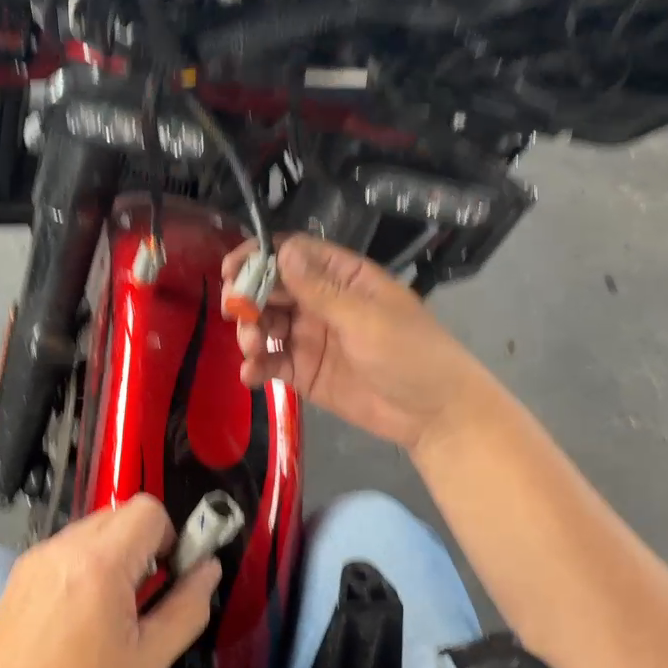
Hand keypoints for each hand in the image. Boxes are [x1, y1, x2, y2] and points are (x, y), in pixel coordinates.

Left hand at [0, 496, 220, 667]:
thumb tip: (209, 568)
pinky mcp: (22, 569)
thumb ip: (188, 607)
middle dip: (143, 545)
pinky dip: (85, 564)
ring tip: (109, 611)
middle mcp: (65, 547)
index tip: (168, 576)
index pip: (148, 510)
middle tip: (142, 598)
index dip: (169, 537)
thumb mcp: (150, 659)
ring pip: (93, 528)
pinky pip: (67, 547)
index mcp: (100, 564)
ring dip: (114, 554)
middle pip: (121, 513)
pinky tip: (80, 614)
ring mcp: (38, 555)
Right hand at [222, 235, 479, 454]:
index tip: (232, 270)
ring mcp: (311, 338)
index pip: (295, 254)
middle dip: (248, 298)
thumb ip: (319, 289)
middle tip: (234, 313)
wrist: (435, 416)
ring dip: (250, 332)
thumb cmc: (411, 355)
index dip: (260, 257)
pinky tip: (251, 374)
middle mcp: (322, 303)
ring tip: (251, 349)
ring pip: (267, 324)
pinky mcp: (305, 372)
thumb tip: (281, 251)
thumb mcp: (365, 318)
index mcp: (344, 279)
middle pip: (273, 288)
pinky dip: (256, 366)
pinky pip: (272, 362)